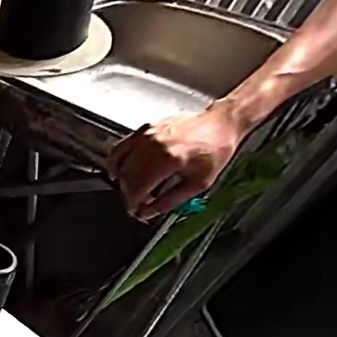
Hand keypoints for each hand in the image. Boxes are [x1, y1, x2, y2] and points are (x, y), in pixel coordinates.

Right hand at [106, 102, 247, 220]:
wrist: (220, 124)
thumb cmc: (214, 151)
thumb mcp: (198, 184)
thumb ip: (169, 201)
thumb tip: (148, 212)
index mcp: (169, 160)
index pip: (137, 187)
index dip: (133, 203)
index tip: (134, 210)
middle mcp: (154, 145)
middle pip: (127, 177)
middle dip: (128, 193)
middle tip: (136, 201)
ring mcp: (147, 135)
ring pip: (119, 163)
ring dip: (121, 180)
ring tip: (130, 187)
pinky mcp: (144, 129)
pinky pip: (120, 148)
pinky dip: (116, 162)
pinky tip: (122, 171)